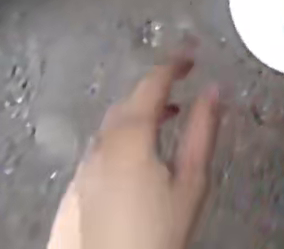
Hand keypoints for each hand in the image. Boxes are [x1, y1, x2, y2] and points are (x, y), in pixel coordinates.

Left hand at [49, 53, 222, 248]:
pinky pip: (99, 153)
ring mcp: (80, 174)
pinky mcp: (69, 200)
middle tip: (182, 85)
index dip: (174, 63)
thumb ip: (202, 131)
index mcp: (130, 136)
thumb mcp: (190, 185)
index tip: (193, 53)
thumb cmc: (155, 239)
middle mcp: (100, 147)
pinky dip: (120, 142)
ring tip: (166, 121)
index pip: (153, 82)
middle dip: (155, 89)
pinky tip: (136, 162)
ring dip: (138, 115)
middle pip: (128, 103)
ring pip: (111, 128)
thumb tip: (214, 88)